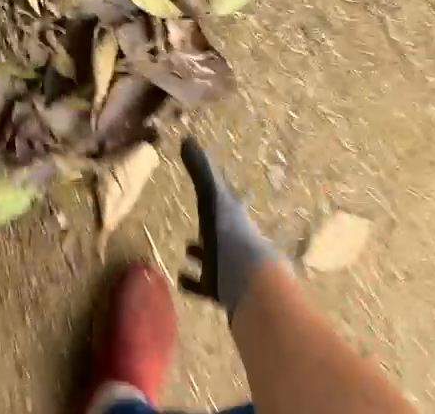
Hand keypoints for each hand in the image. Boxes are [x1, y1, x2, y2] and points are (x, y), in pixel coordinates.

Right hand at [180, 137, 289, 316]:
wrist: (254, 291)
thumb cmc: (234, 240)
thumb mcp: (214, 201)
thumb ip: (201, 172)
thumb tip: (186, 139)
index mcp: (236, 220)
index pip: (229, 201)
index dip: (222, 193)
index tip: (217, 187)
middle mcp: (237, 243)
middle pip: (224, 232)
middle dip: (212, 228)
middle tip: (200, 224)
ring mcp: (232, 270)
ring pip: (215, 259)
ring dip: (202, 255)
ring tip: (186, 250)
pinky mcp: (224, 294)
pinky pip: (204, 286)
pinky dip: (192, 281)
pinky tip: (180, 278)